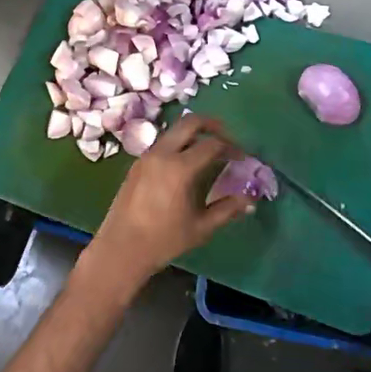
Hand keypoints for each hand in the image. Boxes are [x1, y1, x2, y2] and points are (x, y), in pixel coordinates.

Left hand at [82, 116, 250, 289]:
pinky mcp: (137, 164)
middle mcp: (162, 154)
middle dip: (212, 125)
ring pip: (174, 131)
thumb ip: (227, 209)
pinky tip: (185, 164)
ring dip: (193, 133)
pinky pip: (162, 143)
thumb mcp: (201, 227)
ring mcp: (147, 156)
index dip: (232, 147)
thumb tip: (250, 200)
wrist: (121, 249)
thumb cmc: (164, 240)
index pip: (212, 144)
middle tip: (227, 138)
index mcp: (180, 168)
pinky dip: (178, 144)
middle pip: (190, 122)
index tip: (242, 157)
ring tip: (207, 151)